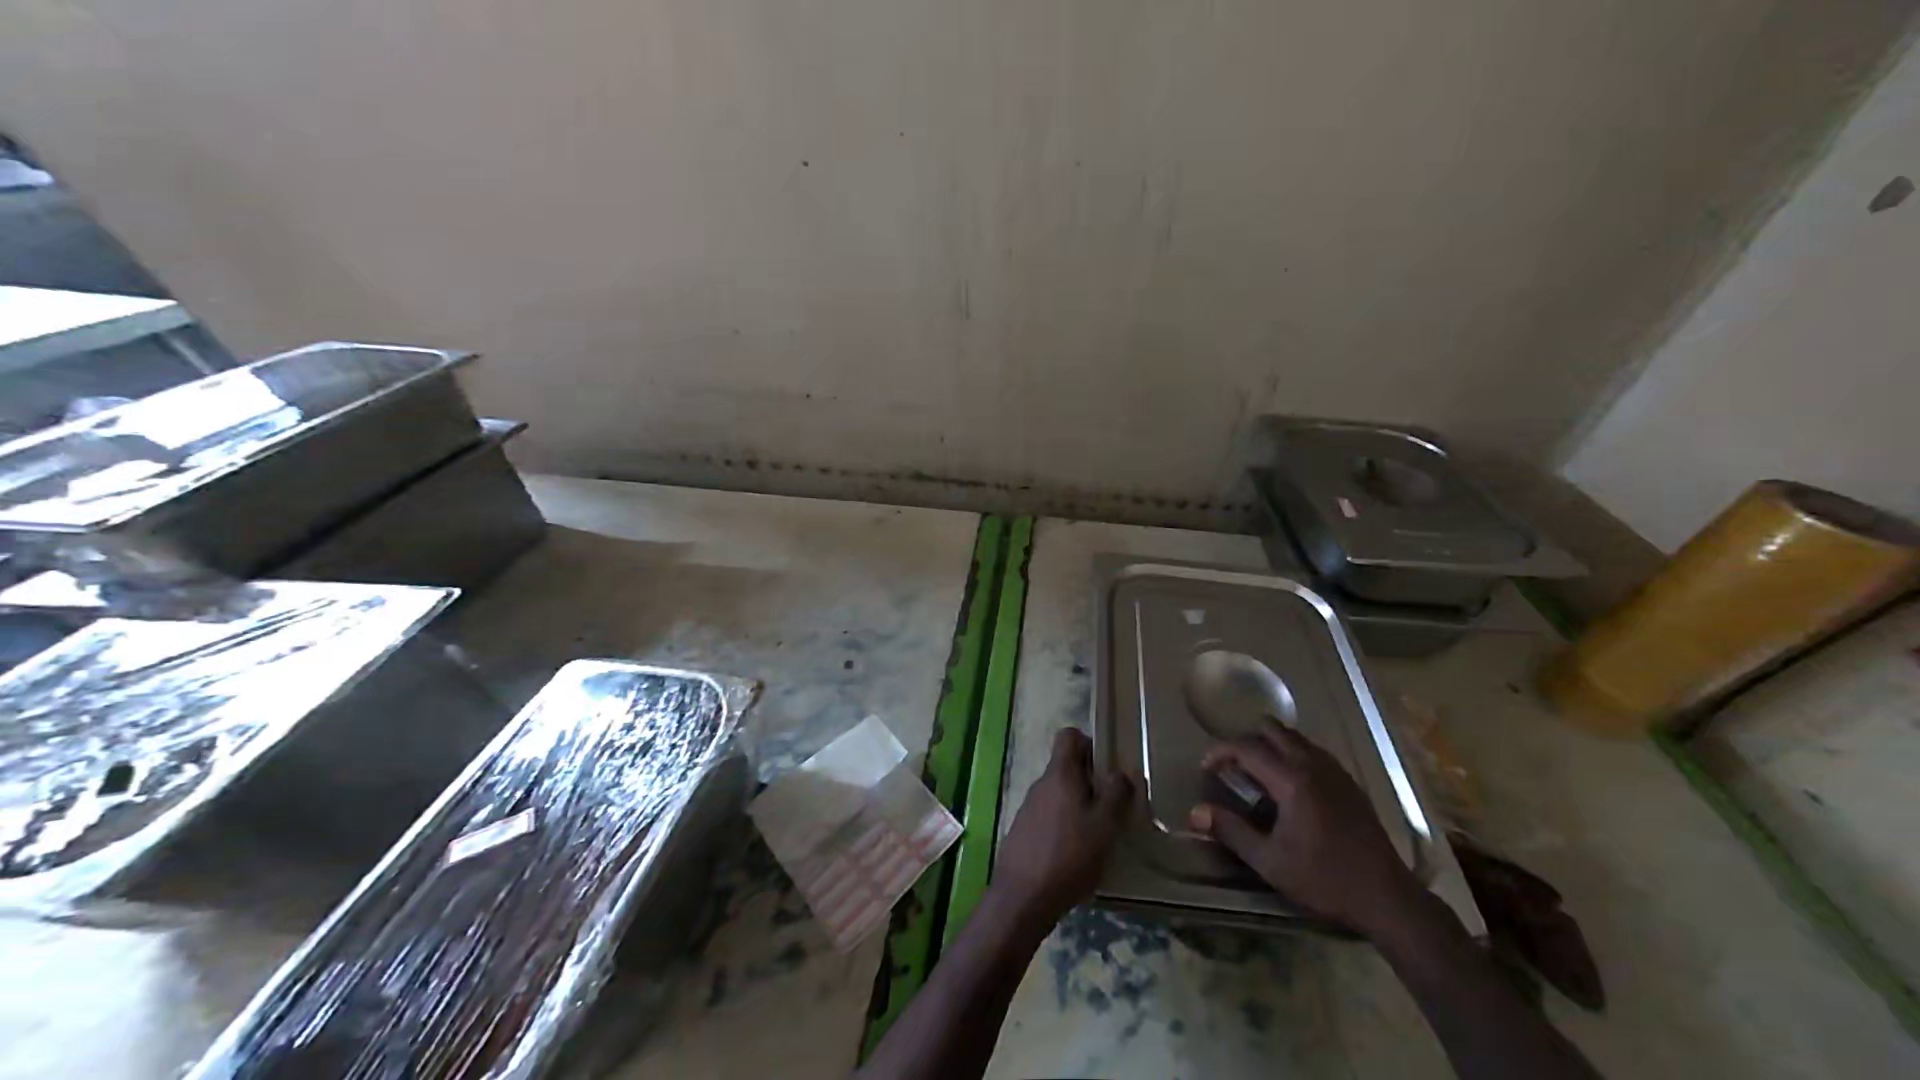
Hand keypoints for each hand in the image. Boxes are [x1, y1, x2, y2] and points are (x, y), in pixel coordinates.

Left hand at [994, 728, 1132, 924]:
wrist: (1023, 897)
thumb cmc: (1069, 855)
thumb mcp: (1105, 825)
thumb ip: (1117, 794)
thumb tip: (1121, 772)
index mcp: (1059, 774)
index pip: (1069, 736)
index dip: (1090, 744)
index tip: (1109, 767)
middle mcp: (1040, 784)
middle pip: (1067, 767)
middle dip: (1091, 781)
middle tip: (1114, 806)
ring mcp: (1028, 808)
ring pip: (1059, 794)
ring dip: (1079, 805)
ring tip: (1100, 833)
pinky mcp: (1023, 831)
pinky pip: (1050, 816)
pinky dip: (1066, 825)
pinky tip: (1078, 853)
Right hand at [1188, 721, 1422, 935]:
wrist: (1387, 898)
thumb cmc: (1324, 880)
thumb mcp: (1269, 861)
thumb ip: (1231, 831)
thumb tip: (1195, 812)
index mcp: (1293, 781)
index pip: (1248, 748)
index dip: (1221, 751)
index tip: (1206, 767)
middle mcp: (1314, 767)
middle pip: (1274, 731)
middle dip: (1247, 740)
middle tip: (1232, 765)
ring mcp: (1336, 773)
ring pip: (1297, 739)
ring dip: (1272, 745)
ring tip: (1257, 772)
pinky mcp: (1350, 785)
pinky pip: (1315, 753)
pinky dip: (1294, 755)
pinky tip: (1290, 784)